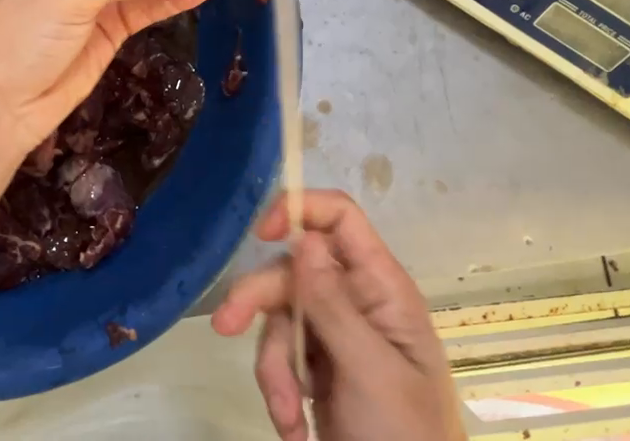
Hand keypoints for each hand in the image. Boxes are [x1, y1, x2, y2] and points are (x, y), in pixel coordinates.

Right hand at [211, 191, 465, 440]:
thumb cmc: (405, 437)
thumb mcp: (371, 371)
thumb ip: (334, 305)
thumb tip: (303, 237)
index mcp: (382, 289)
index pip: (340, 219)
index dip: (299, 210)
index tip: (260, 232)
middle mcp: (357, 302)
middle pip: (292, 270)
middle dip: (259, 300)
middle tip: (225, 325)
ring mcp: (335, 337)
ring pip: (279, 318)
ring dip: (274, 367)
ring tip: (289, 418)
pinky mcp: (317, 371)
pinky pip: (279, 358)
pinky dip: (279, 391)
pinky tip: (295, 428)